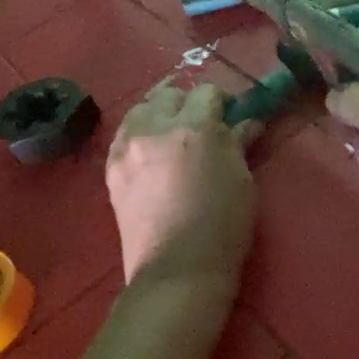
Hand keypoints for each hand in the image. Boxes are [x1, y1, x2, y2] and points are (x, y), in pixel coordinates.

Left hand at [106, 82, 259, 283]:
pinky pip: (124, 134)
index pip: (207, 91)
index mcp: (194, 128)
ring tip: (172, 135)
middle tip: (202, 123)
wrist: (177, 268)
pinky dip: (140, 133)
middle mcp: (155, 130)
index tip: (231, 115)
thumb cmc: (223, 222)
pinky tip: (153, 153)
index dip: (222, 100)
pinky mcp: (111, 169)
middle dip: (188, 102)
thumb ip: (238, 143)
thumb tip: (248, 123)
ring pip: (140, 109)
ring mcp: (127, 148)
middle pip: (169, 94)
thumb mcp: (241, 178)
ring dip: (159, 114)